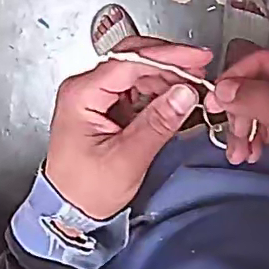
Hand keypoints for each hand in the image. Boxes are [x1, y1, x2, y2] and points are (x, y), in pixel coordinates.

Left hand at [45, 38, 211, 219]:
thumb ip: (157, 124)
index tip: (195, 59)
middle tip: (200, 67)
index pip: (128, 61)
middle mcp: (85, 89)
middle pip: (131, 58)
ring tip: (193, 87)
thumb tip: (185, 92)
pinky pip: (135, 88)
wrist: (69, 211)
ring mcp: (95, 96)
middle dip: (168, 61)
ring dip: (165, 76)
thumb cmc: (85, 190)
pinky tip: (175, 98)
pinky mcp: (106, 107)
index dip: (166, 57)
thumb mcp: (127, 159)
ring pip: (135, 70)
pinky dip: (158, 90)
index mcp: (81, 95)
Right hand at [204, 48, 268, 219]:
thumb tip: (222, 89)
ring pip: (256, 109)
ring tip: (239, 155)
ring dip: (241, 129)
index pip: (261, 61)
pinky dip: (252, 140)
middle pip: (255, 86)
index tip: (215, 104)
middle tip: (233, 138)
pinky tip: (250, 156)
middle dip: (238, 111)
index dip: (235, 79)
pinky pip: (264, 128)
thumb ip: (259, 98)